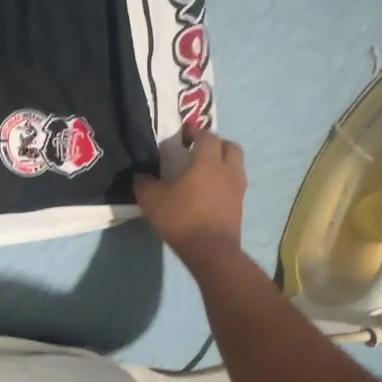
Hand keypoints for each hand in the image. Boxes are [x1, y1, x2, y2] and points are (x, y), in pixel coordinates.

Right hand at [135, 129, 245, 265]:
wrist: (210, 250)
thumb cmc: (181, 217)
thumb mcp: (151, 199)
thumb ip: (144, 183)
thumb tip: (141, 175)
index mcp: (207, 161)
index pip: (206, 136)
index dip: (194, 132)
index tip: (182, 135)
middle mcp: (228, 170)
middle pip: (229, 146)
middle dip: (215, 144)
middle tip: (197, 151)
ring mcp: (238, 188)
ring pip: (235, 165)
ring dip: (222, 162)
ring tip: (204, 172)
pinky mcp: (239, 205)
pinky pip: (234, 184)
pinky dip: (224, 181)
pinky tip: (208, 192)